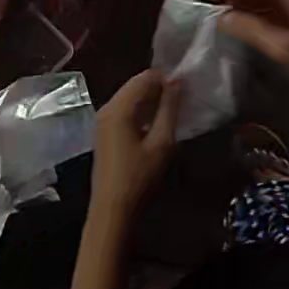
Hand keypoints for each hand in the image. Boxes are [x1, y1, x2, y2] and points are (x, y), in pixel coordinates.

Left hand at [91, 70, 180, 221]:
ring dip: (150, 98)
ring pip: (129, 96)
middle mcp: (107, 107)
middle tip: (182, 97)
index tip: (186, 87)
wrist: (112, 210)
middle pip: (134, 85)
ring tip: (173, 108)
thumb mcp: (162, 144)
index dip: (166, 78)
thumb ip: (169, 109)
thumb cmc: (139, 177)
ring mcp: (103, 119)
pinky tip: (155, 121)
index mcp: (119, 108)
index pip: (144, 78)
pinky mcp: (104, 131)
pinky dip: (140, 109)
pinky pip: (124, 109)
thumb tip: (177, 81)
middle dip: (158, 86)